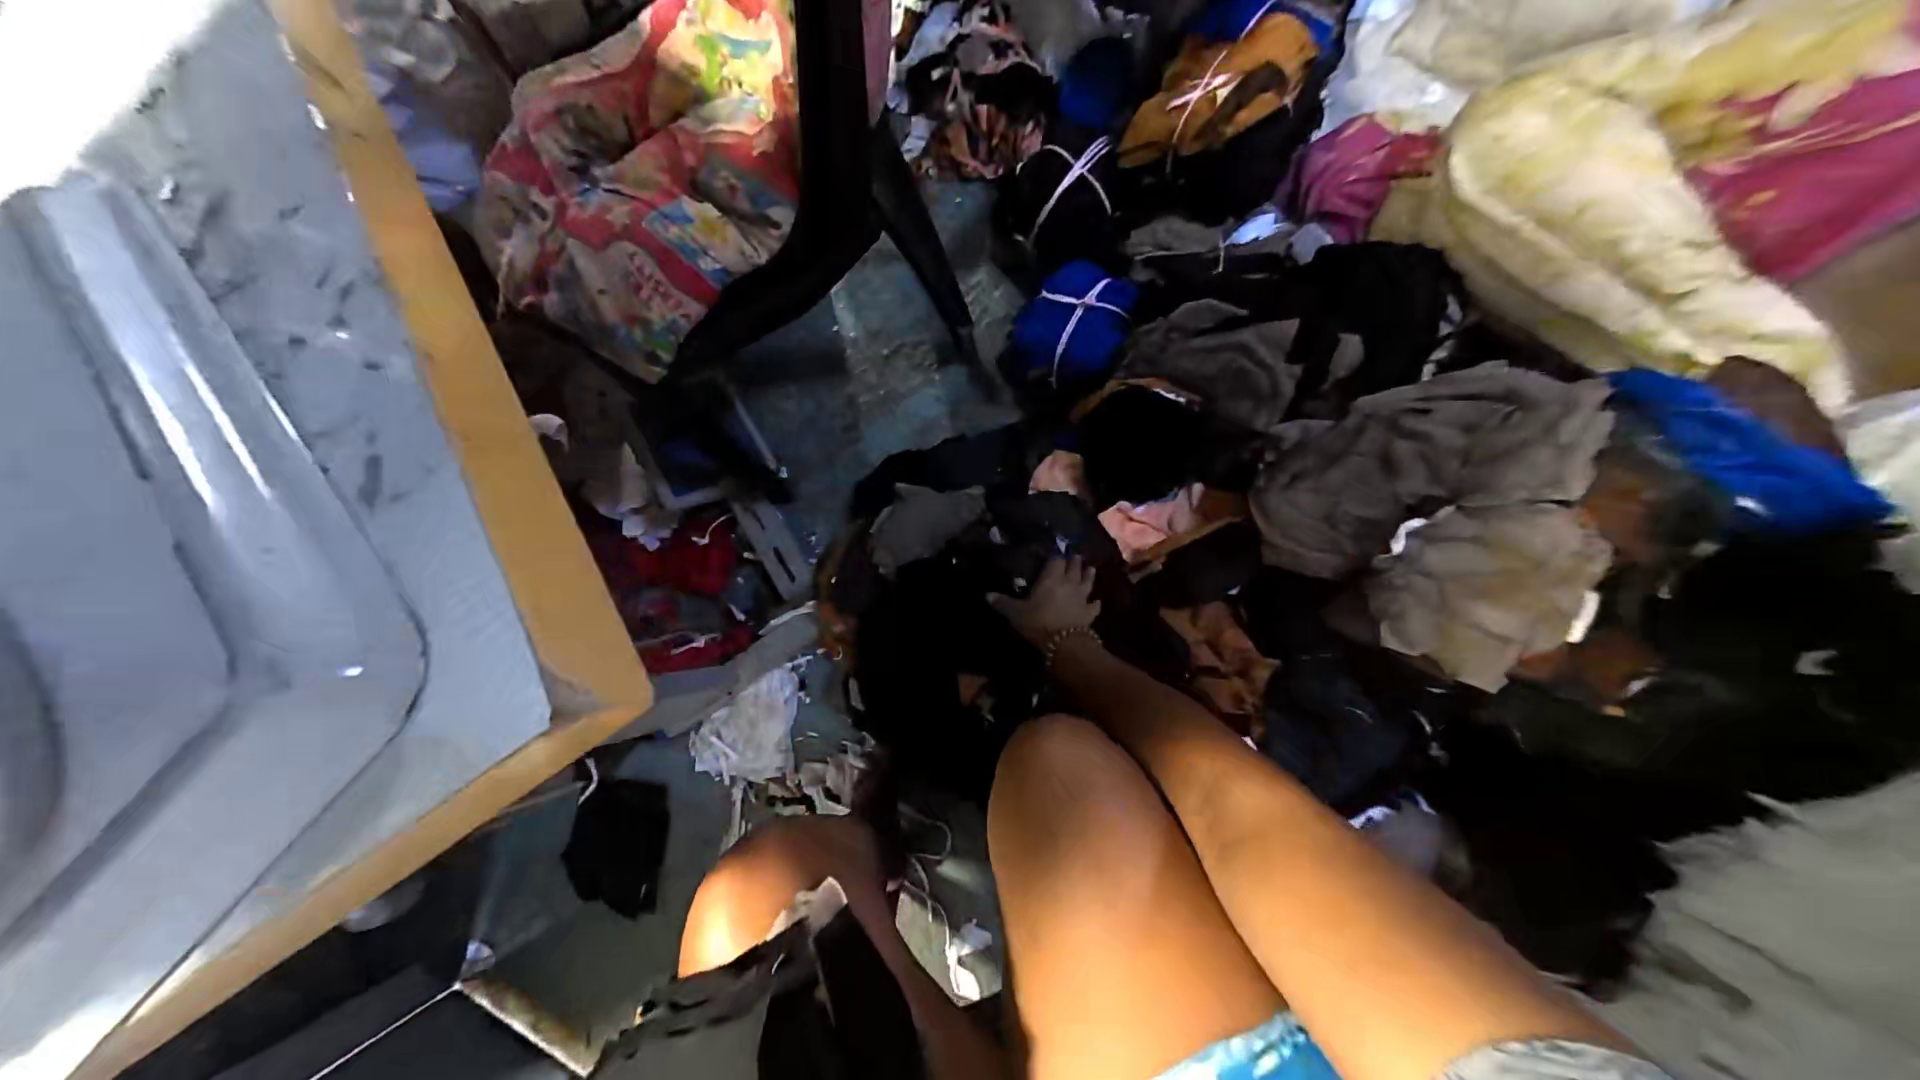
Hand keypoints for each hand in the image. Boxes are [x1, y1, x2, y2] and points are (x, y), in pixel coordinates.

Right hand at [989, 556, 1101, 649]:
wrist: (1064, 643)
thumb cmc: (1038, 622)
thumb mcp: (1015, 613)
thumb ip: (1002, 603)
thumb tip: (986, 595)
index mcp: (1051, 578)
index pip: (1055, 560)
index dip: (1055, 555)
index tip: (1053, 553)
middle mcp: (1069, 583)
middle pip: (1074, 567)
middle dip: (1073, 560)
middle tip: (1074, 555)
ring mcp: (1082, 597)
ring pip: (1088, 581)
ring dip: (1089, 574)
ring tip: (1090, 568)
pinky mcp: (1090, 613)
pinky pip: (1095, 605)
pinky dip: (1095, 602)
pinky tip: (1096, 601)